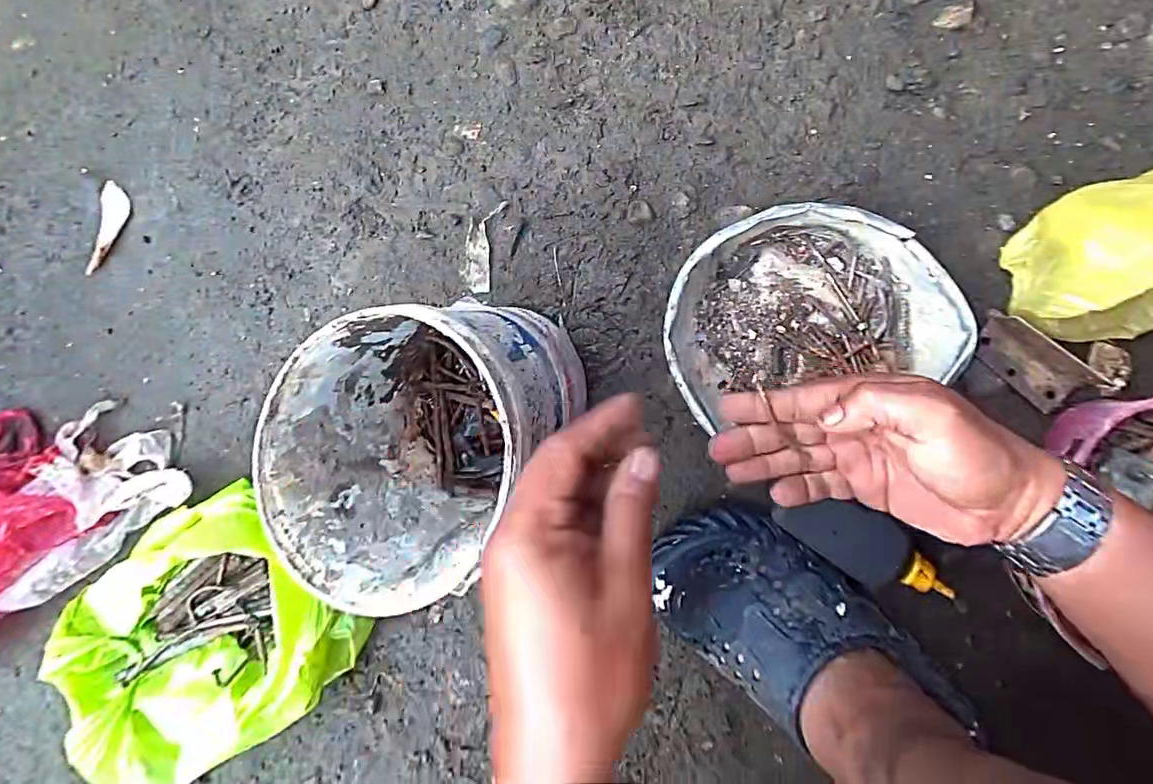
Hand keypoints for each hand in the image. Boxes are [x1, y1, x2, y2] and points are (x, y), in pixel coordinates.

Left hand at [481, 393, 659, 782]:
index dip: (601, 422)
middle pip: (555, 470)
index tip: (631, 404)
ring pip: (556, 496)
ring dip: (595, 477)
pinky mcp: (523, 579)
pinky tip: (616, 506)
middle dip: (599, 447)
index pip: (562, 453)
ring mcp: (513, 560)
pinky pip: (554, 524)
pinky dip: (586, 508)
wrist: (553, 755)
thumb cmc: (585, 683)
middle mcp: (509, 539)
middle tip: (640, 431)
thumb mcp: (623, 584)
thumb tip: (643, 458)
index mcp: (525, 533)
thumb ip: (631, 511)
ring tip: (636, 464)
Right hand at [709, 375, 1064, 545]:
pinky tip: (775, 492)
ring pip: (801, 456)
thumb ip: (873, 404)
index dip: (767, 404)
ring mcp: (859, 455)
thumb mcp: (930, 414)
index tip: (731, 405)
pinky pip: (822, 485)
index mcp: (867, 399)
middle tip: (720, 445)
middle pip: (795, 429)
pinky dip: (797, 488)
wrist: (1014, 503)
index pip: (807, 400)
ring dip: (767, 461)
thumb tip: (824, 410)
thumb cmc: (976, 451)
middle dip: (756, 435)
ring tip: (733, 468)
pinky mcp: (866, 486)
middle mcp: (856, 424)